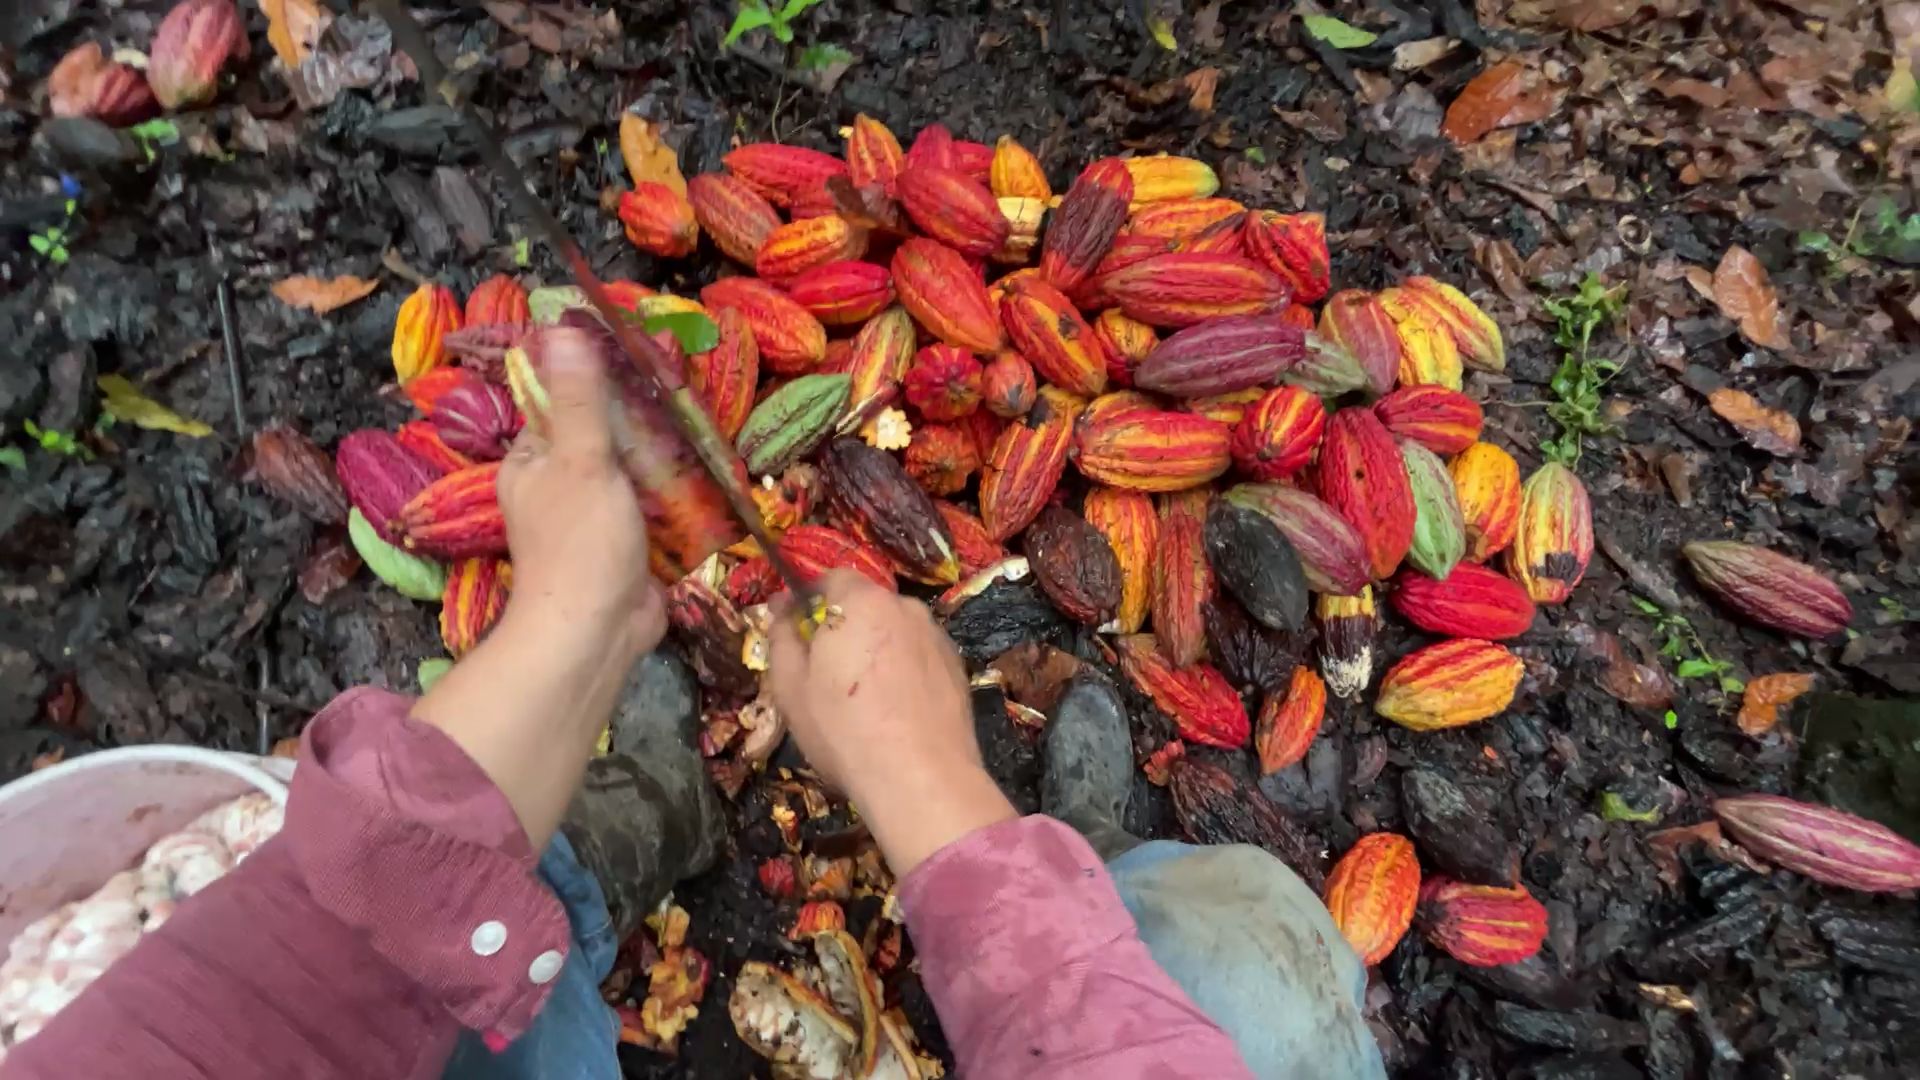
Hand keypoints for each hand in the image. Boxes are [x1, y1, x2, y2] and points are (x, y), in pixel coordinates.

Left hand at [410, 328, 662, 848]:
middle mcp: (561, 484)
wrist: (600, 631)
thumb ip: (580, 402)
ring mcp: (598, 516)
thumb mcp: (582, 462)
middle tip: (686, 394)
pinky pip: (657, 505)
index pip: (560, 404)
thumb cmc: (580, 544)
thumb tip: (564, 330)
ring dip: (665, 456)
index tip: (640, 358)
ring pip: (635, 471)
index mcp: (533, 462)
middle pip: (605, 436)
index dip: (595, 378)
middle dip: (642, 420)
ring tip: (705, 427)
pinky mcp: (632, 543)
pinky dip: (678, 492)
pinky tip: (709, 474)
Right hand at [768, 571, 1015, 874]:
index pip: (833, 578)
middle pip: (866, 604)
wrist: (922, 778)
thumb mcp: (792, 687)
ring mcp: (937, 636)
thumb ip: (782, 637)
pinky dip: (905, 669)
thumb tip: (781, 607)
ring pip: (895, 631)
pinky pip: (919, 655)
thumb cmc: (845, 730)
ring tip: (866, 696)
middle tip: (827, 672)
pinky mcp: (957, 666)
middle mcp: (906, 607)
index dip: (810, 599)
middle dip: (845, 627)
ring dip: (877, 648)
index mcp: (863, 601)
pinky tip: (896, 708)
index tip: (796, 631)